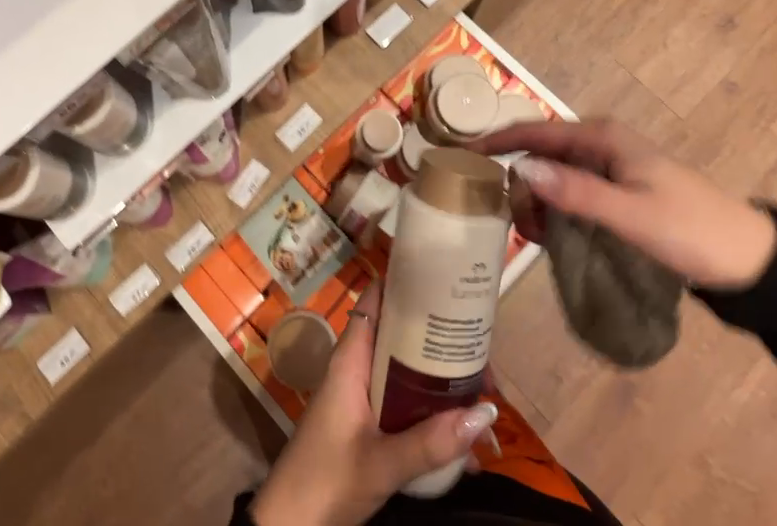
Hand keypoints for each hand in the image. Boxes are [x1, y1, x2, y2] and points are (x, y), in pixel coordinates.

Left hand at [251, 283, 497, 525]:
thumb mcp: (382, 463)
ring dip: (442, 381)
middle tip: (484, 348)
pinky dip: (433, 413)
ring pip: (408, 373)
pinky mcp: (369, 425)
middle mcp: (357, 371)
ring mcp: (362, 399)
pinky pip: (406, 405)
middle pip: (401, 338)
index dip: (405, 282)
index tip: (445, 276)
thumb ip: (431, 442)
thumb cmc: (325, 480)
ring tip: (486, 392)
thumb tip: (488, 413)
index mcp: (351, 361)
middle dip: (441, 341)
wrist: (288, 525)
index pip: (375, 303)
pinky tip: (466, 436)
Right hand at [472, 119, 776, 290]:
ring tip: (535, 236)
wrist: (746, 259)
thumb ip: (575, 192)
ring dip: (536, 202)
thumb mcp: (630, 214)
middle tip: (513, 222)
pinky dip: (553, 210)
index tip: (460, 152)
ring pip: (552, 175)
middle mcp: (602, 145)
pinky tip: (551, 235)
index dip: (497, 140)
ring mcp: (609, 168)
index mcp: (604, 138)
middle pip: (540, 154)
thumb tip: (521, 170)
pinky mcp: (616, 190)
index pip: (536, 131)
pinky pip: (568, 192)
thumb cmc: (690, 230)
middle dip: (518, 183)